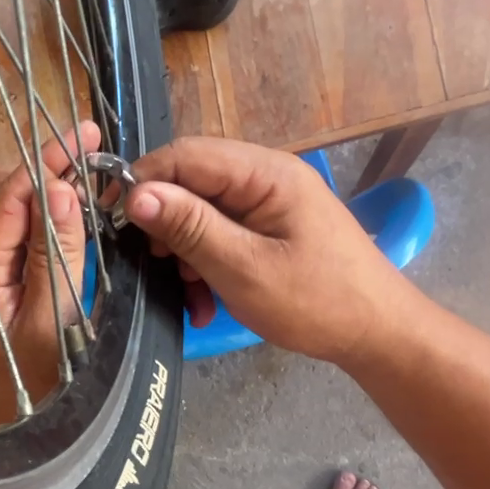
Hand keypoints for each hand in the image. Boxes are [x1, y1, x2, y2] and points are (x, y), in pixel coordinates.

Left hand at [0, 120, 102, 420]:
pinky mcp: (6, 288)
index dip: (47, 159)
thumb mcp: (51, 320)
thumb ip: (55, 256)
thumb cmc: (34, 386)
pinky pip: (24, 237)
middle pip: (6, 195)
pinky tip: (76, 211)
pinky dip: (50, 215)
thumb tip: (60, 190)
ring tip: (90, 172)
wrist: (17, 437)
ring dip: (48, 186)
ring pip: (15, 213)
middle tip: (95, 151)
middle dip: (47, 164)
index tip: (87, 136)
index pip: (11, 195)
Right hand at [125, 137, 409, 363]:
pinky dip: (205, 267)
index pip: (185, 155)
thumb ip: (190, 227)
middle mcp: (264, 178)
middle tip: (153, 266)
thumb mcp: (244, 268)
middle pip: (190, 185)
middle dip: (164, 226)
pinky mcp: (269, 230)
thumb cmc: (316, 302)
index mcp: (265, 173)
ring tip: (188, 296)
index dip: (143, 181)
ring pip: (201, 216)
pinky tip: (205, 303)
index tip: (112, 220)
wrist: (377, 333)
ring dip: (184, 256)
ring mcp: (268, 205)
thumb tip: (136, 194)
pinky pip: (220, 237)